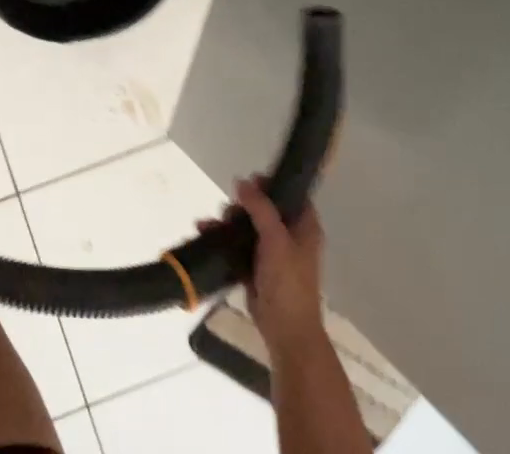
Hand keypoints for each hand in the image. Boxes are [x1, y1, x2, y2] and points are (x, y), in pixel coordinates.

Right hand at [203, 179, 326, 350]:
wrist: (284, 329)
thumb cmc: (288, 282)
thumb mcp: (276, 240)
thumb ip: (261, 209)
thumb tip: (242, 181)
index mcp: (304, 229)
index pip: (293, 197)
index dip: (274, 185)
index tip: (251, 180)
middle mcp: (289, 237)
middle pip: (264, 210)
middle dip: (242, 206)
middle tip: (230, 210)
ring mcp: (271, 253)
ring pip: (247, 227)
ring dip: (227, 222)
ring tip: (209, 223)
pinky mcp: (255, 267)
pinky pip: (236, 245)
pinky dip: (222, 238)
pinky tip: (204, 232)